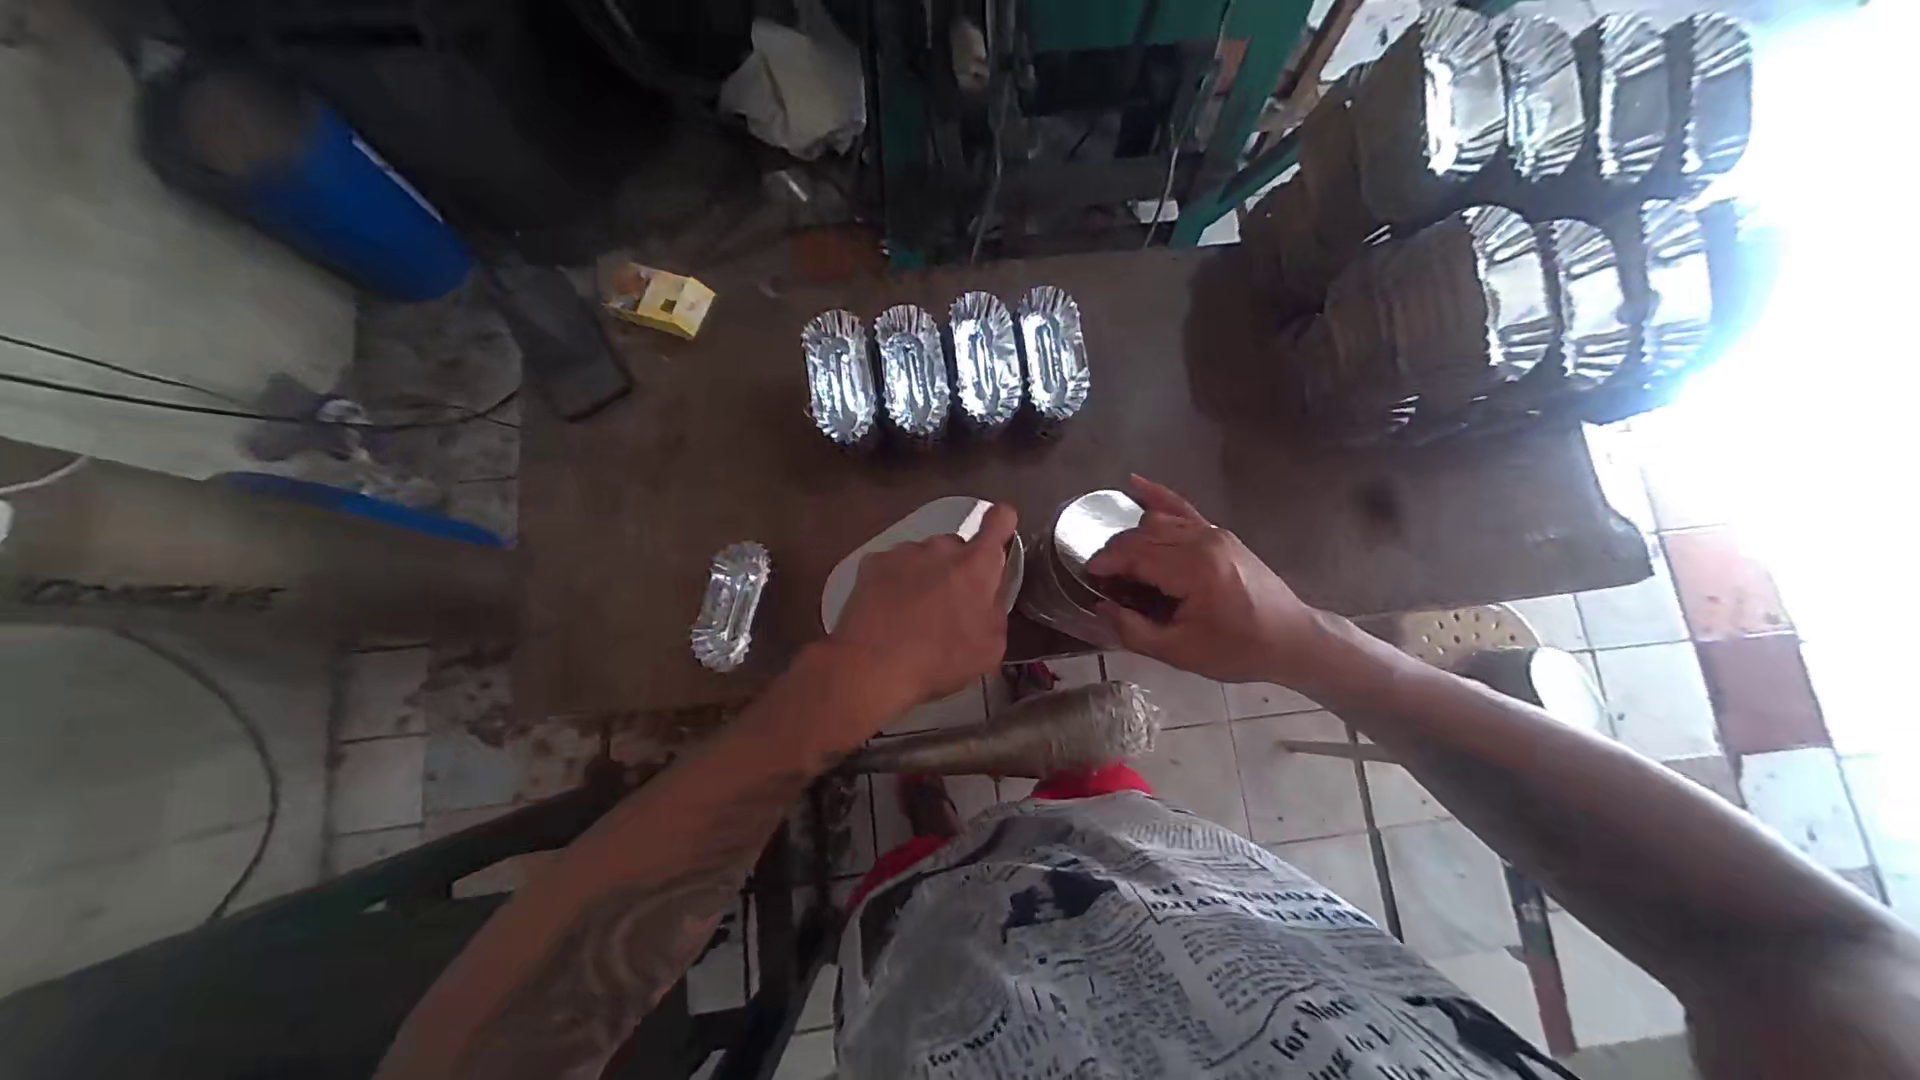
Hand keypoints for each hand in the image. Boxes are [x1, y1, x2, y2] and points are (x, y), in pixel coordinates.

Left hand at [830, 502, 1018, 709]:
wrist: (873, 666)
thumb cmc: (938, 659)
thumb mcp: (990, 647)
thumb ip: (995, 610)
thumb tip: (989, 599)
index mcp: (976, 565)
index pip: (999, 520)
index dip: (1002, 524)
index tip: (998, 536)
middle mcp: (941, 548)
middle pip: (957, 547)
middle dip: (958, 570)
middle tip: (950, 606)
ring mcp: (904, 552)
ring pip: (924, 557)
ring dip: (925, 576)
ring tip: (914, 615)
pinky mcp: (873, 562)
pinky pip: (894, 566)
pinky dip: (895, 583)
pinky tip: (890, 613)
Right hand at [1088, 475, 1333, 686]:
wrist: (1292, 639)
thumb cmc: (1238, 649)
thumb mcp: (1180, 652)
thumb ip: (1134, 630)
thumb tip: (1102, 607)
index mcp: (1193, 569)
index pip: (1135, 555)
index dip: (1106, 563)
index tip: (1088, 575)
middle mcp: (1202, 541)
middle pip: (1142, 534)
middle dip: (1115, 551)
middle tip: (1101, 575)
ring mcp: (1214, 533)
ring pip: (1158, 519)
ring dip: (1132, 535)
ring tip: (1119, 558)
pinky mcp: (1220, 534)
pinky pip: (1183, 508)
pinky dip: (1157, 496)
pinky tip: (1135, 482)